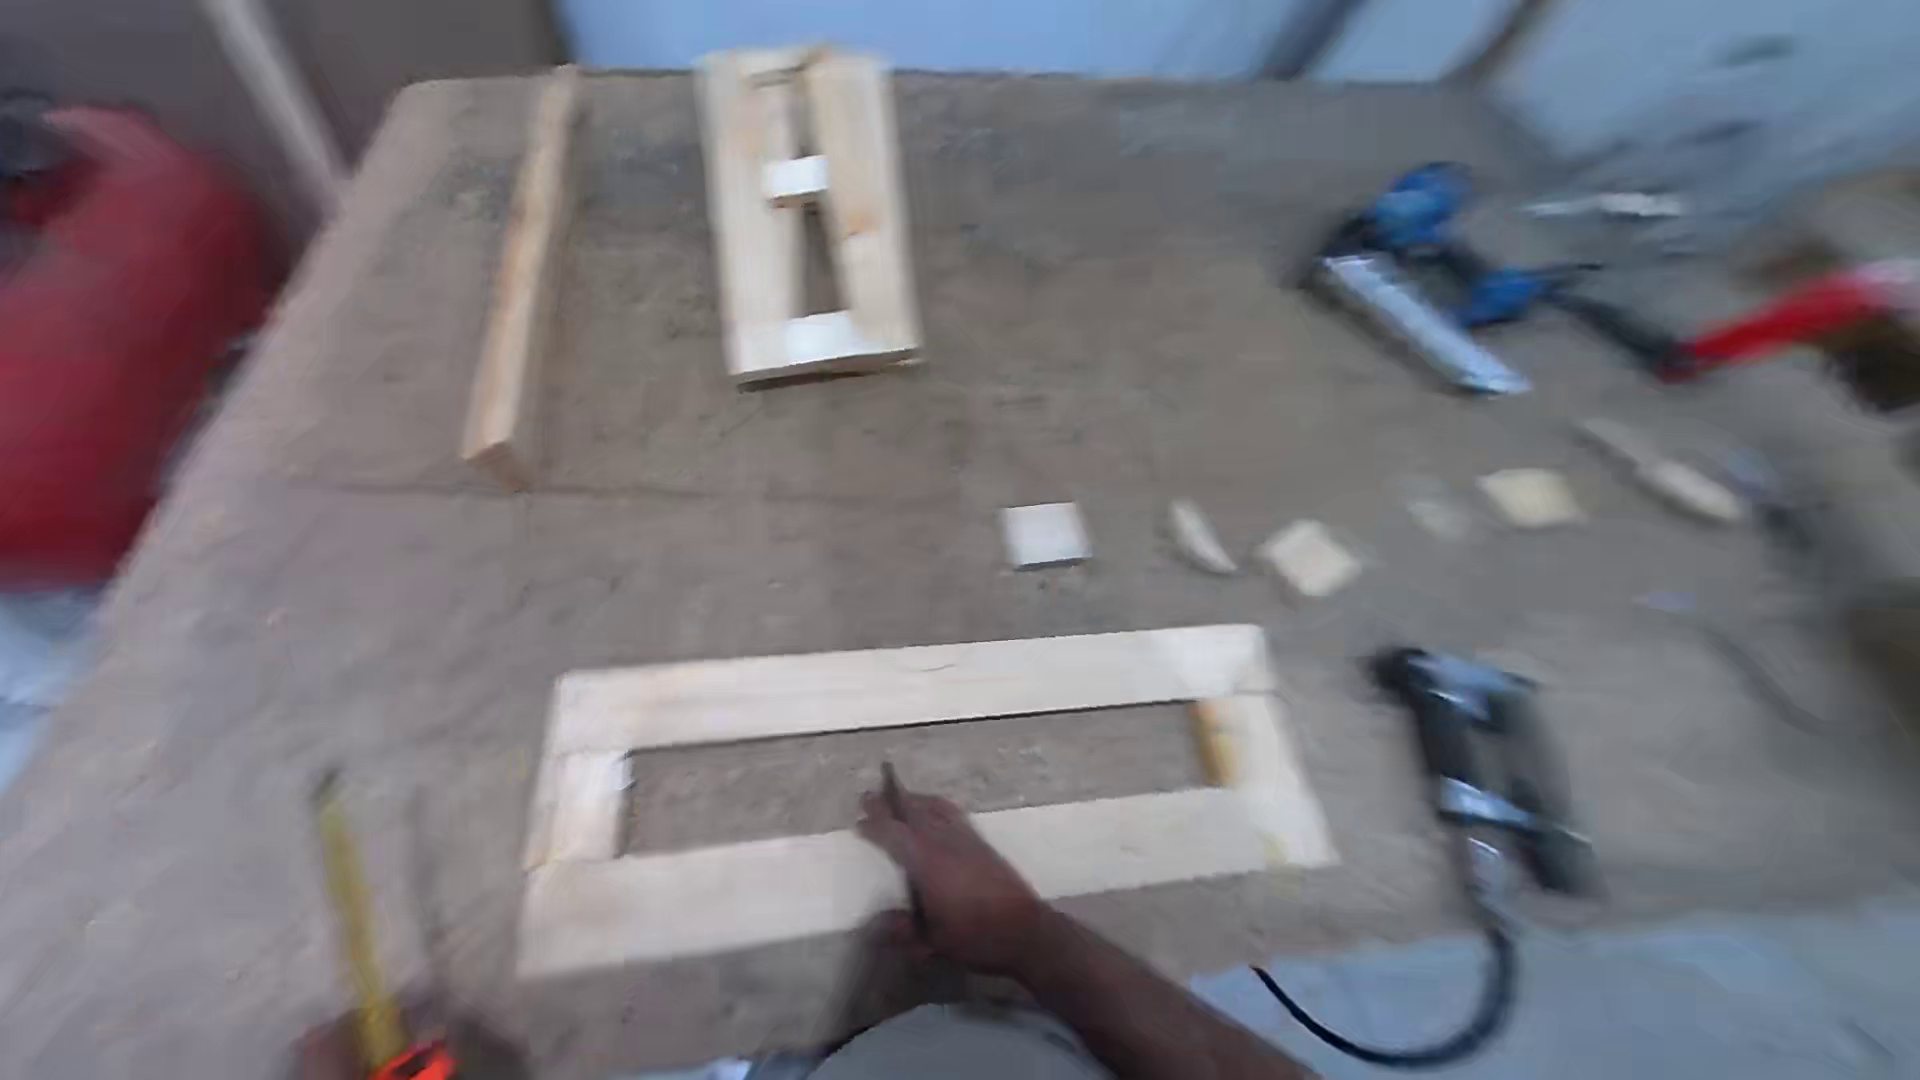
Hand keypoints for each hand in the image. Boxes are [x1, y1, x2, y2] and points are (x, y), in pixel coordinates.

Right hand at [856, 788, 1051, 973]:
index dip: (875, 825)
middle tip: (870, 794)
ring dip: (914, 799)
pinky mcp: (981, 840)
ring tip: (900, 796)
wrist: (1025, 930)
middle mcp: (944, 841)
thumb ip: (903, 930)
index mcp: (927, 862)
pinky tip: (935, 809)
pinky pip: (952, 812)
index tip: (859, 820)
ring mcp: (965, 837)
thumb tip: (878, 922)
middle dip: (890, 802)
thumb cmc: (975, 938)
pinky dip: (936, 804)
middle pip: (913, 812)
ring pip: (934, 807)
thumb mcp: (932, 942)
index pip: (894, 835)